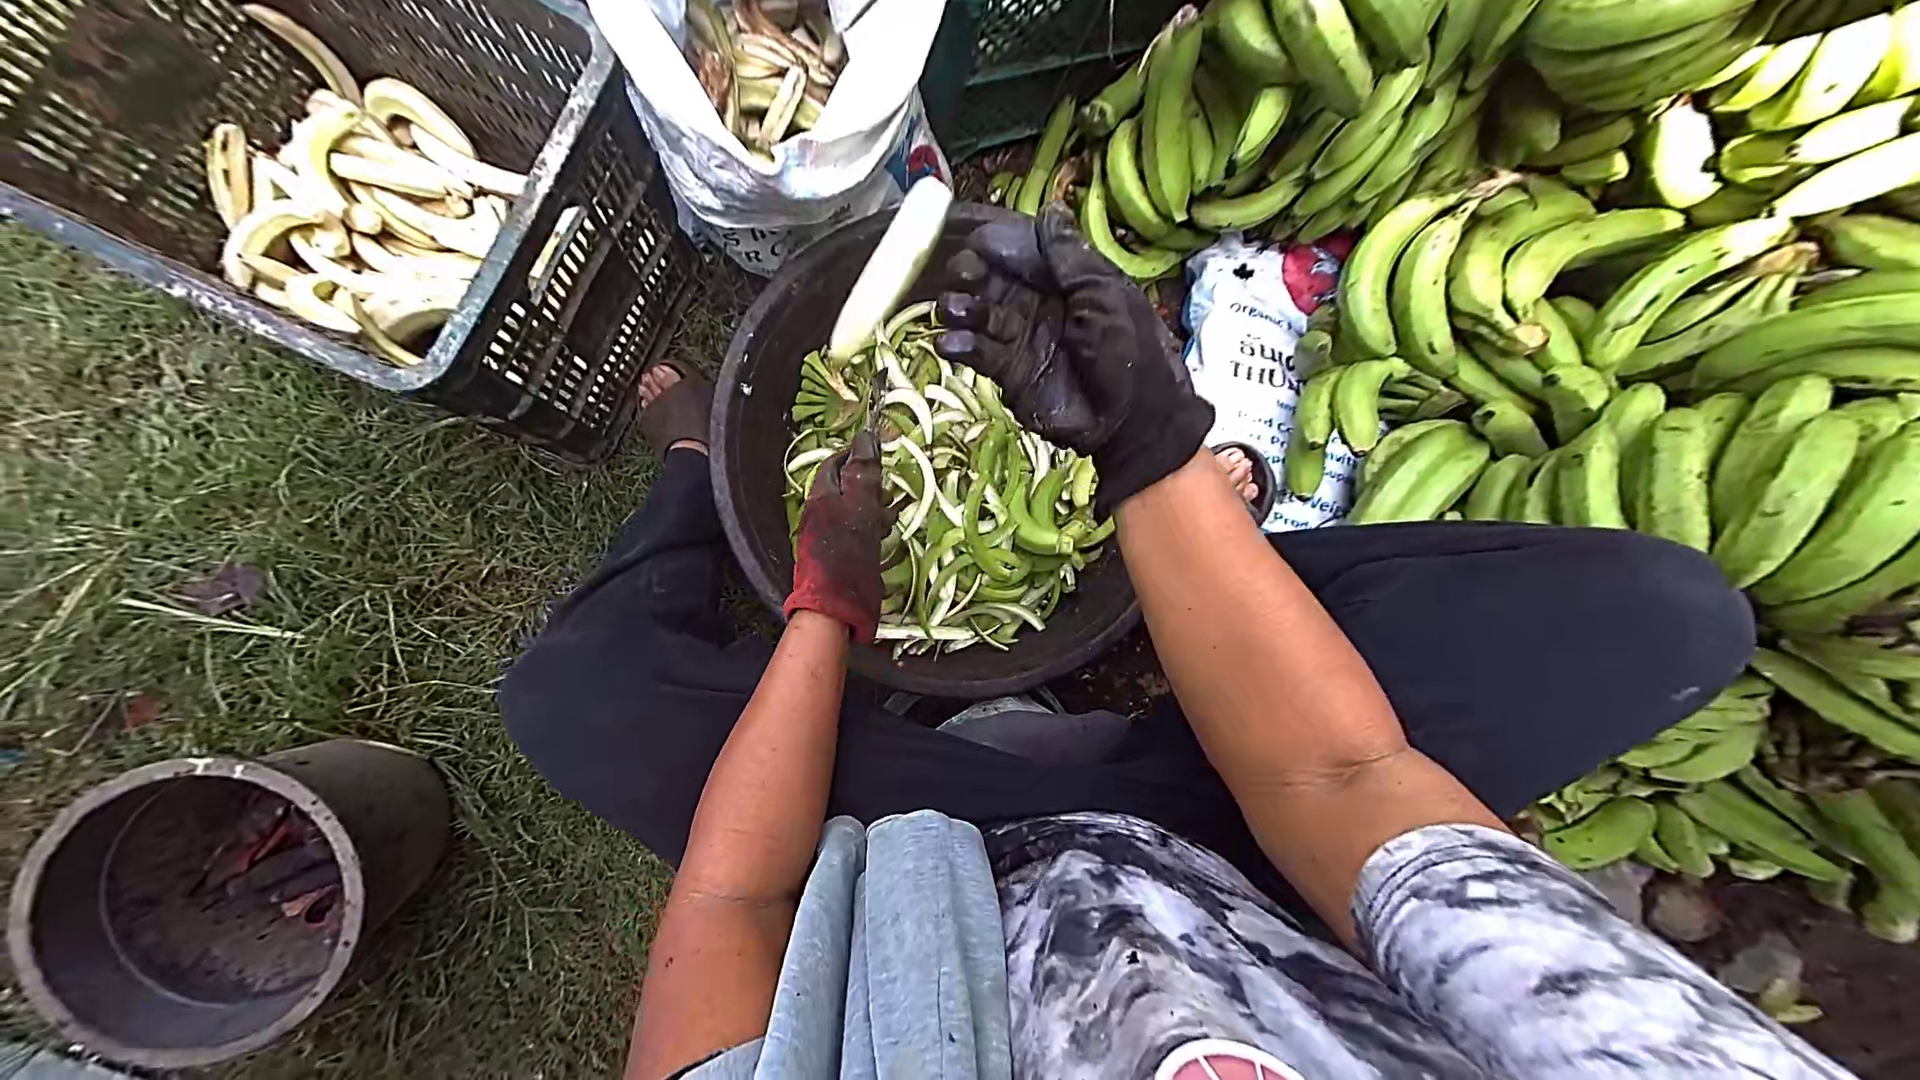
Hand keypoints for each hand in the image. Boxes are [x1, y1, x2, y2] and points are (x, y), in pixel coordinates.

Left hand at [785, 430, 886, 643]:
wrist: (838, 602)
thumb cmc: (847, 551)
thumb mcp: (859, 506)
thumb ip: (863, 473)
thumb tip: (866, 437)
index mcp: (821, 495)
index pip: (836, 462)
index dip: (857, 453)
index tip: (880, 454)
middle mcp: (822, 511)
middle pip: (847, 485)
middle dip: (870, 485)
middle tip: (888, 492)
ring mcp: (830, 533)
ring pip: (856, 509)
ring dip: (875, 508)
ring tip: (888, 516)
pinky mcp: (841, 552)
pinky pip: (858, 530)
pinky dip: (872, 528)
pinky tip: (883, 536)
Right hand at [934, 204, 1213, 515]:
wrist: (1131, 417)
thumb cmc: (1127, 348)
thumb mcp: (1104, 293)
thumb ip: (1070, 258)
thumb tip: (1049, 212)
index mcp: (1062, 282)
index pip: (1021, 253)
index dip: (998, 243)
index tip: (976, 238)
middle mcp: (1036, 306)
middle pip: (993, 281)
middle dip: (972, 272)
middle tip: (962, 273)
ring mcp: (1021, 341)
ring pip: (981, 316)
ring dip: (962, 308)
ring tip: (951, 308)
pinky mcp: (1010, 374)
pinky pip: (982, 355)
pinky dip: (962, 347)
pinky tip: (949, 343)